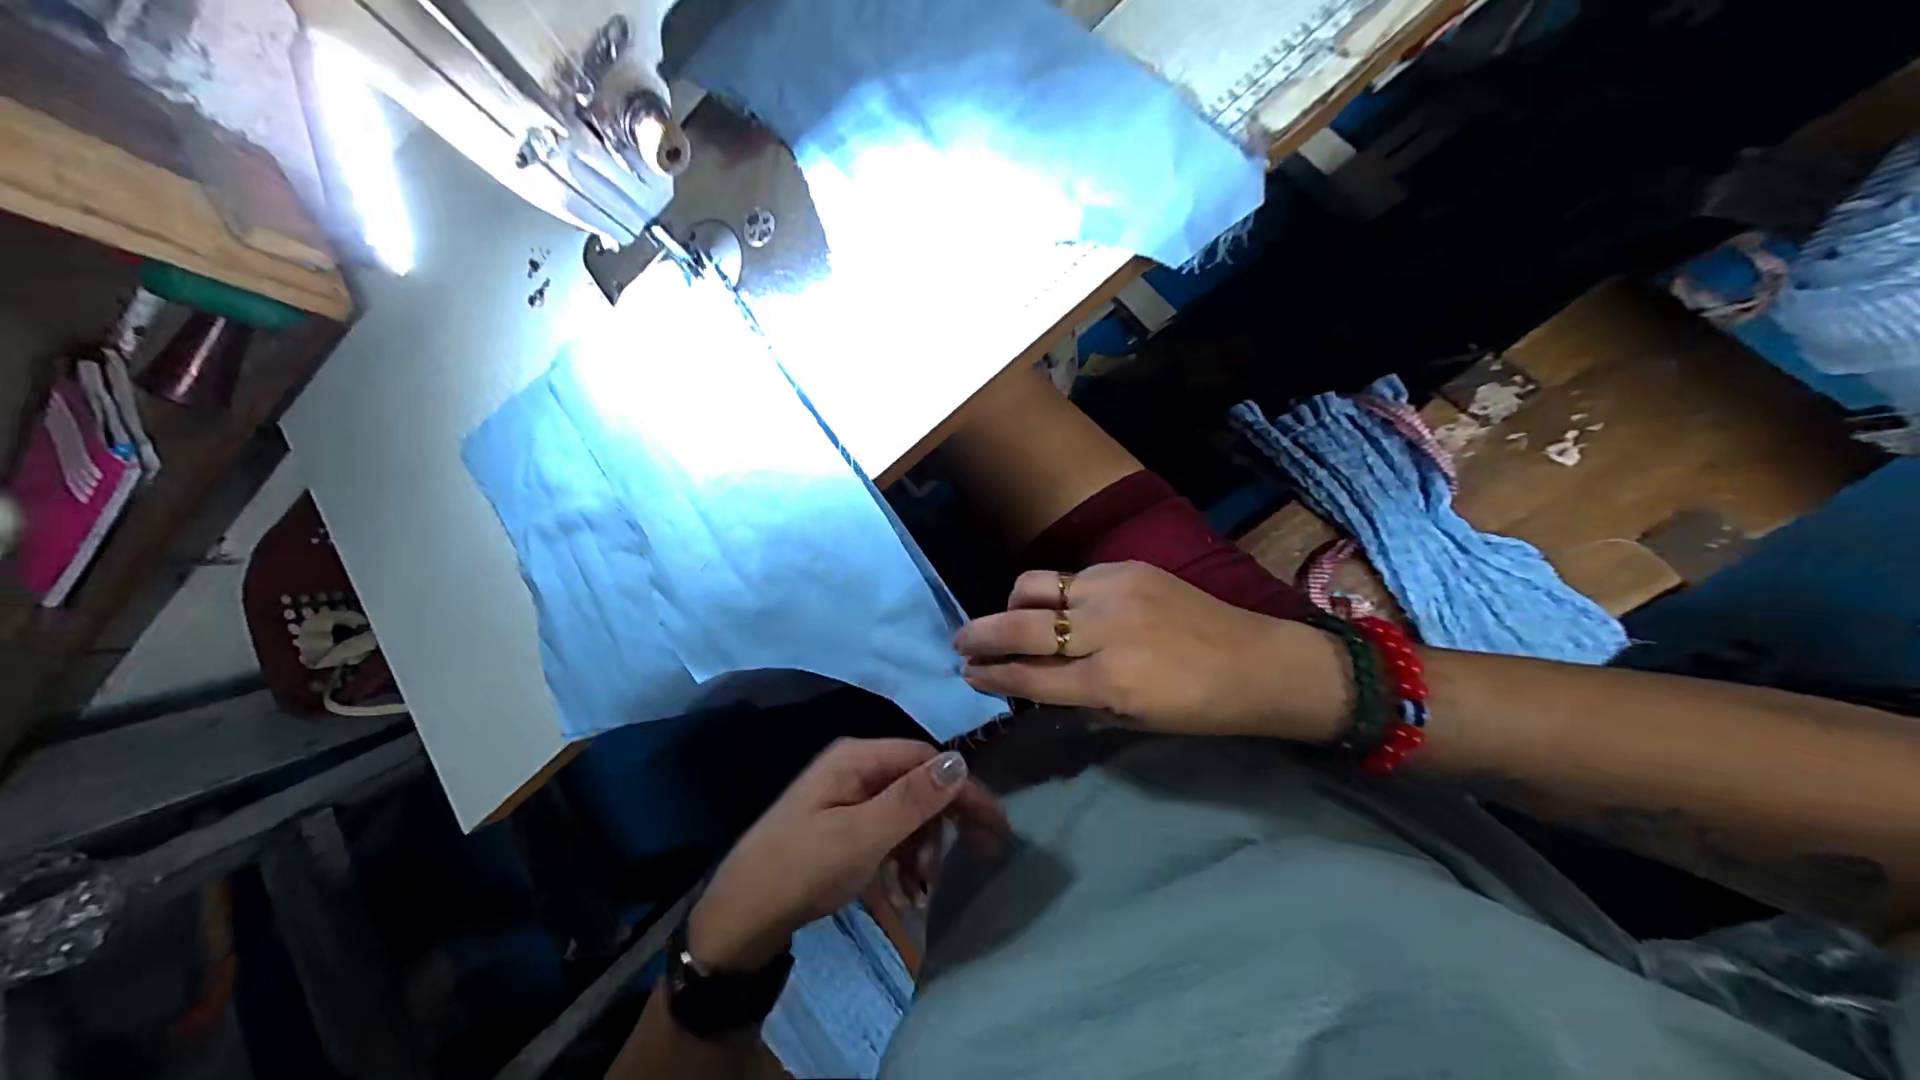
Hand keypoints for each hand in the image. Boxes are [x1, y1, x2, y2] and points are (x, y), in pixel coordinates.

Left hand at [687, 738, 1005, 970]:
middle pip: (917, 783)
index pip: (926, 758)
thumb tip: (961, 760)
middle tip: (978, 853)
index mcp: (857, 758)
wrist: (739, 920)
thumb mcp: (863, 836)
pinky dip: (901, 858)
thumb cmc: (802, 869)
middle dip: (943, 822)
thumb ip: (913, 799)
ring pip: (905, 812)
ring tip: (920, 888)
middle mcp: (854, 768)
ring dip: (922, 847)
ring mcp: (846, 797)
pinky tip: (904, 890)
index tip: (994, 823)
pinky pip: (886, 832)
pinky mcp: (842, 826)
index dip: (962, 787)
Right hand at [954, 561, 1352, 740]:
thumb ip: (1076, 699)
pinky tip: (1061, 606)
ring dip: (1012, 603)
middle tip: (961, 643)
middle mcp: (1102, 630)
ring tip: (1011, 616)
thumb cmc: (1197, 708)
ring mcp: (1112, 590)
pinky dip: (1054, 592)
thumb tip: (1031, 682)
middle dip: (979, 636)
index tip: (967, 674)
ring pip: (1034, 585)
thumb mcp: (1131, 718)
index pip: (1027, 676)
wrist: (1257, 662)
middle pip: (1017, 625)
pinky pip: (1070, 576)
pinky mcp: (1125, 567)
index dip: (991, 676)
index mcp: (1107, 681)